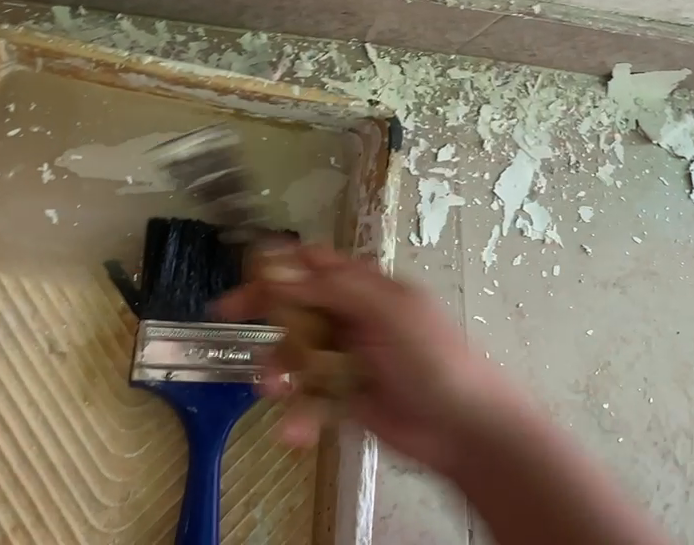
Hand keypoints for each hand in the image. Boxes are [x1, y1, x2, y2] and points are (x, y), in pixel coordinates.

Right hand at [213, 244, 523, 477]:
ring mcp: (348, 359)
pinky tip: (296, 430)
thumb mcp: (388, 311)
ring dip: (279, 369)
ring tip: (274, 388)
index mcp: (367, 287)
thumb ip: (336, 288)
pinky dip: (299, 414)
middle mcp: (353, 317)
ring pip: (297, 355)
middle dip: (266, 313)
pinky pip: (310, 400)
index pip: (316, 264)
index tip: (245, 267)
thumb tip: (283, 268)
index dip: (281, 262)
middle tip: (228, 315)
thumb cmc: (433, 357)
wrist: (465, 429)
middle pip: (298, 306)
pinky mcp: (346, 400)